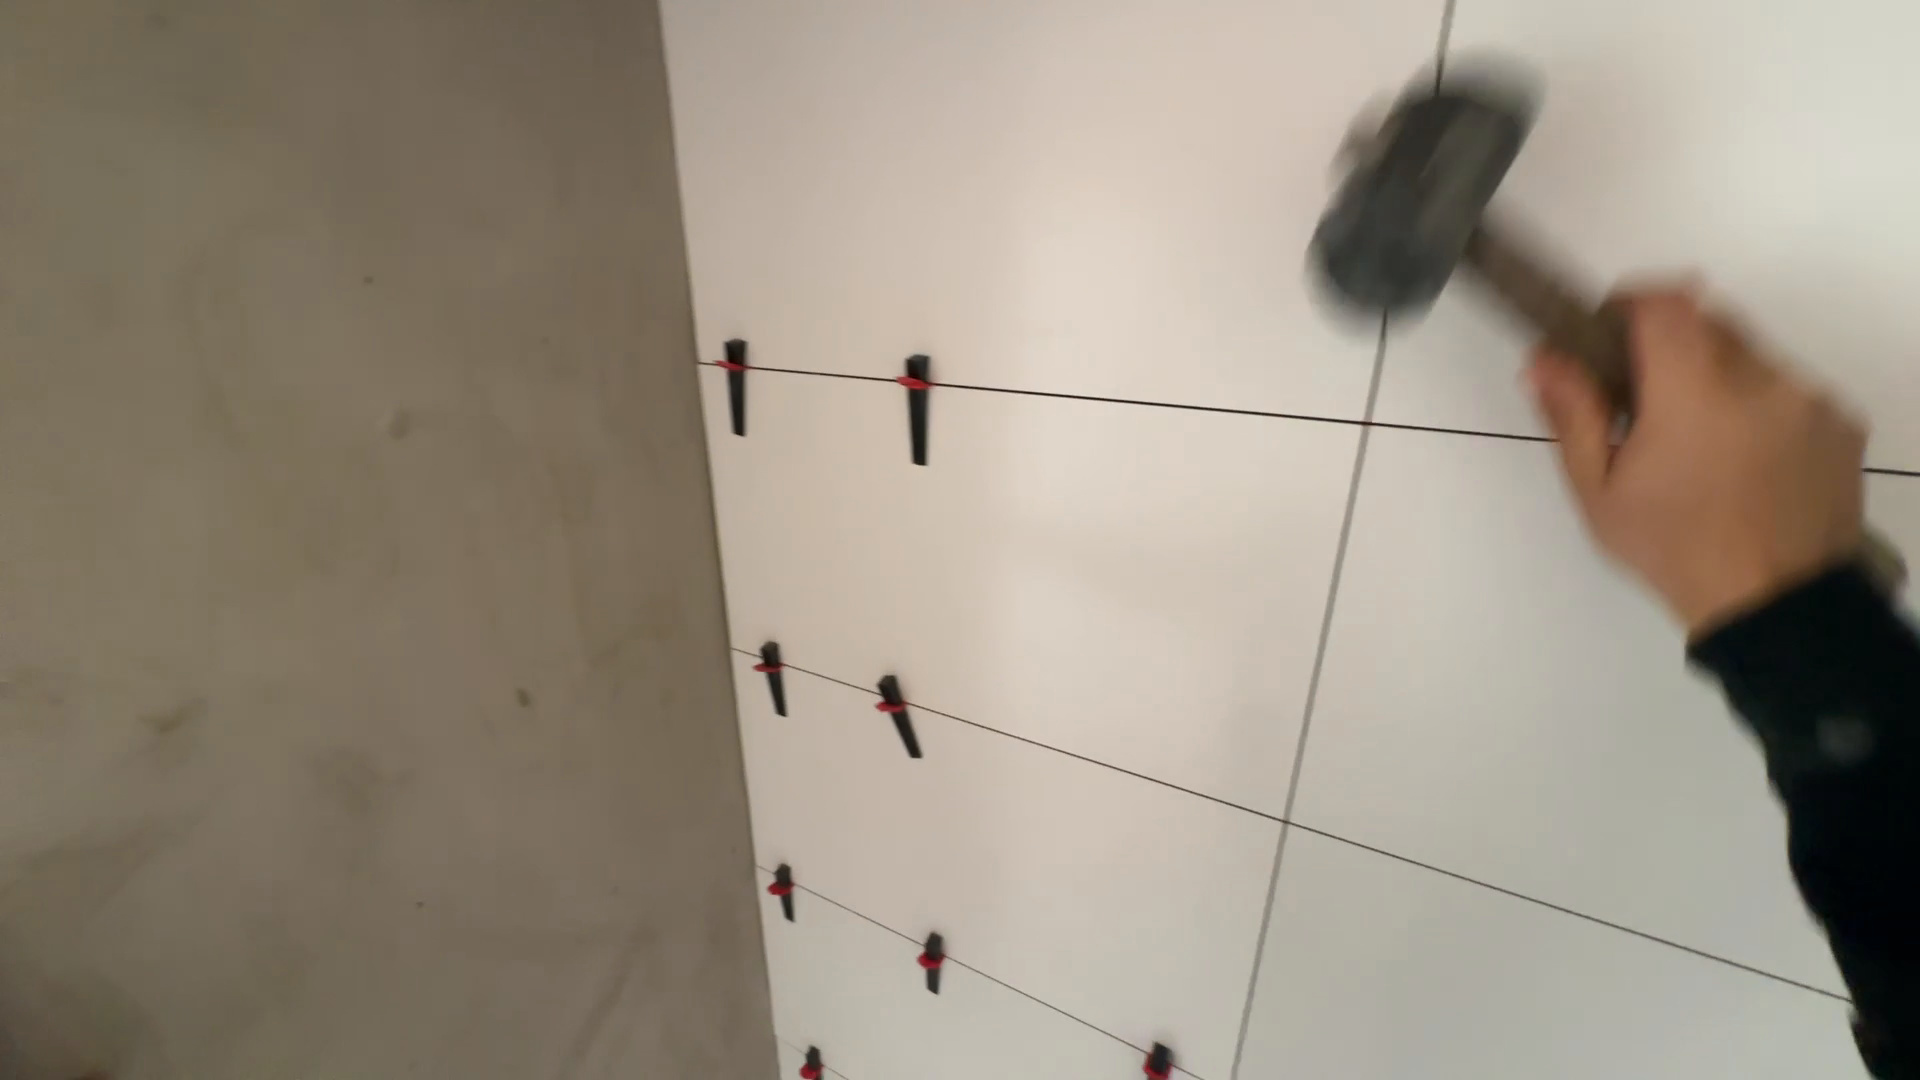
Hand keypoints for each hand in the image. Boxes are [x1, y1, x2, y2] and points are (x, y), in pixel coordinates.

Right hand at [1528, 287, 1867, 636]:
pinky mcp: (1839, 419)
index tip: (1600, 325)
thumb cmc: (1666, 545)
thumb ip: (1573, 414)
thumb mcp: (1596, 487)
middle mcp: (1766, 382)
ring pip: (1746, 351)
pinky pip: (1780, 383)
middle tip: (1625, 392)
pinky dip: (1742, 397)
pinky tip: (1723, 453)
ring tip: (1676, 434)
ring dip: (1702, 371)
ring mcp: (1811, 399)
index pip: (1669, 305)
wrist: (1773, 598)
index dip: (1629, 300)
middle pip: (1708, 320)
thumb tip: (1543, 360)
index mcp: (1697, 398)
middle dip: (1660, 342)